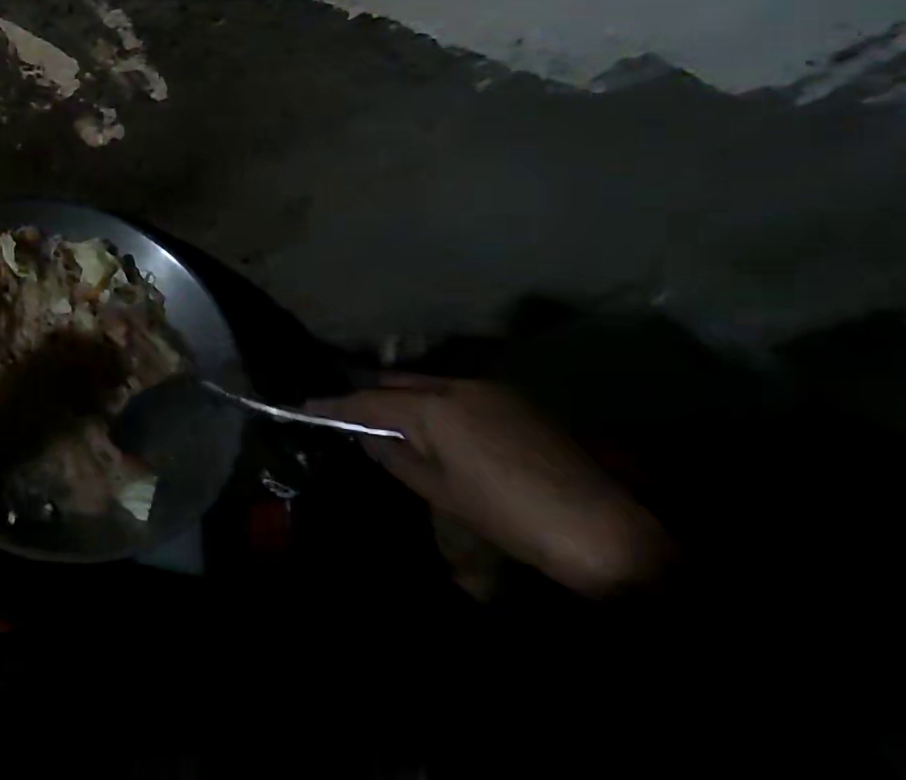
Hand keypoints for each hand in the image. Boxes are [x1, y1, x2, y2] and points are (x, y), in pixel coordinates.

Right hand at [308, 374, 668, 595]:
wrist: (600, 527)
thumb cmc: (506, 513)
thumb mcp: (438, 490)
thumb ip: (394, 455)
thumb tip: (369, 434)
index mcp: (433, 407)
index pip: (368, 399)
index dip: (334, 403)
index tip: (305, 404)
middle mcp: (458, 384)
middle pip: (397, 379)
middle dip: (367, 391)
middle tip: (343, 409)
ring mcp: (491, 389)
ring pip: (429, 382)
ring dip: (402, 395)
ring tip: (384, 416)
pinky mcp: (515, 400)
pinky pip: (456, 391)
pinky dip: (433, 401)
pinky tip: (432, 425)